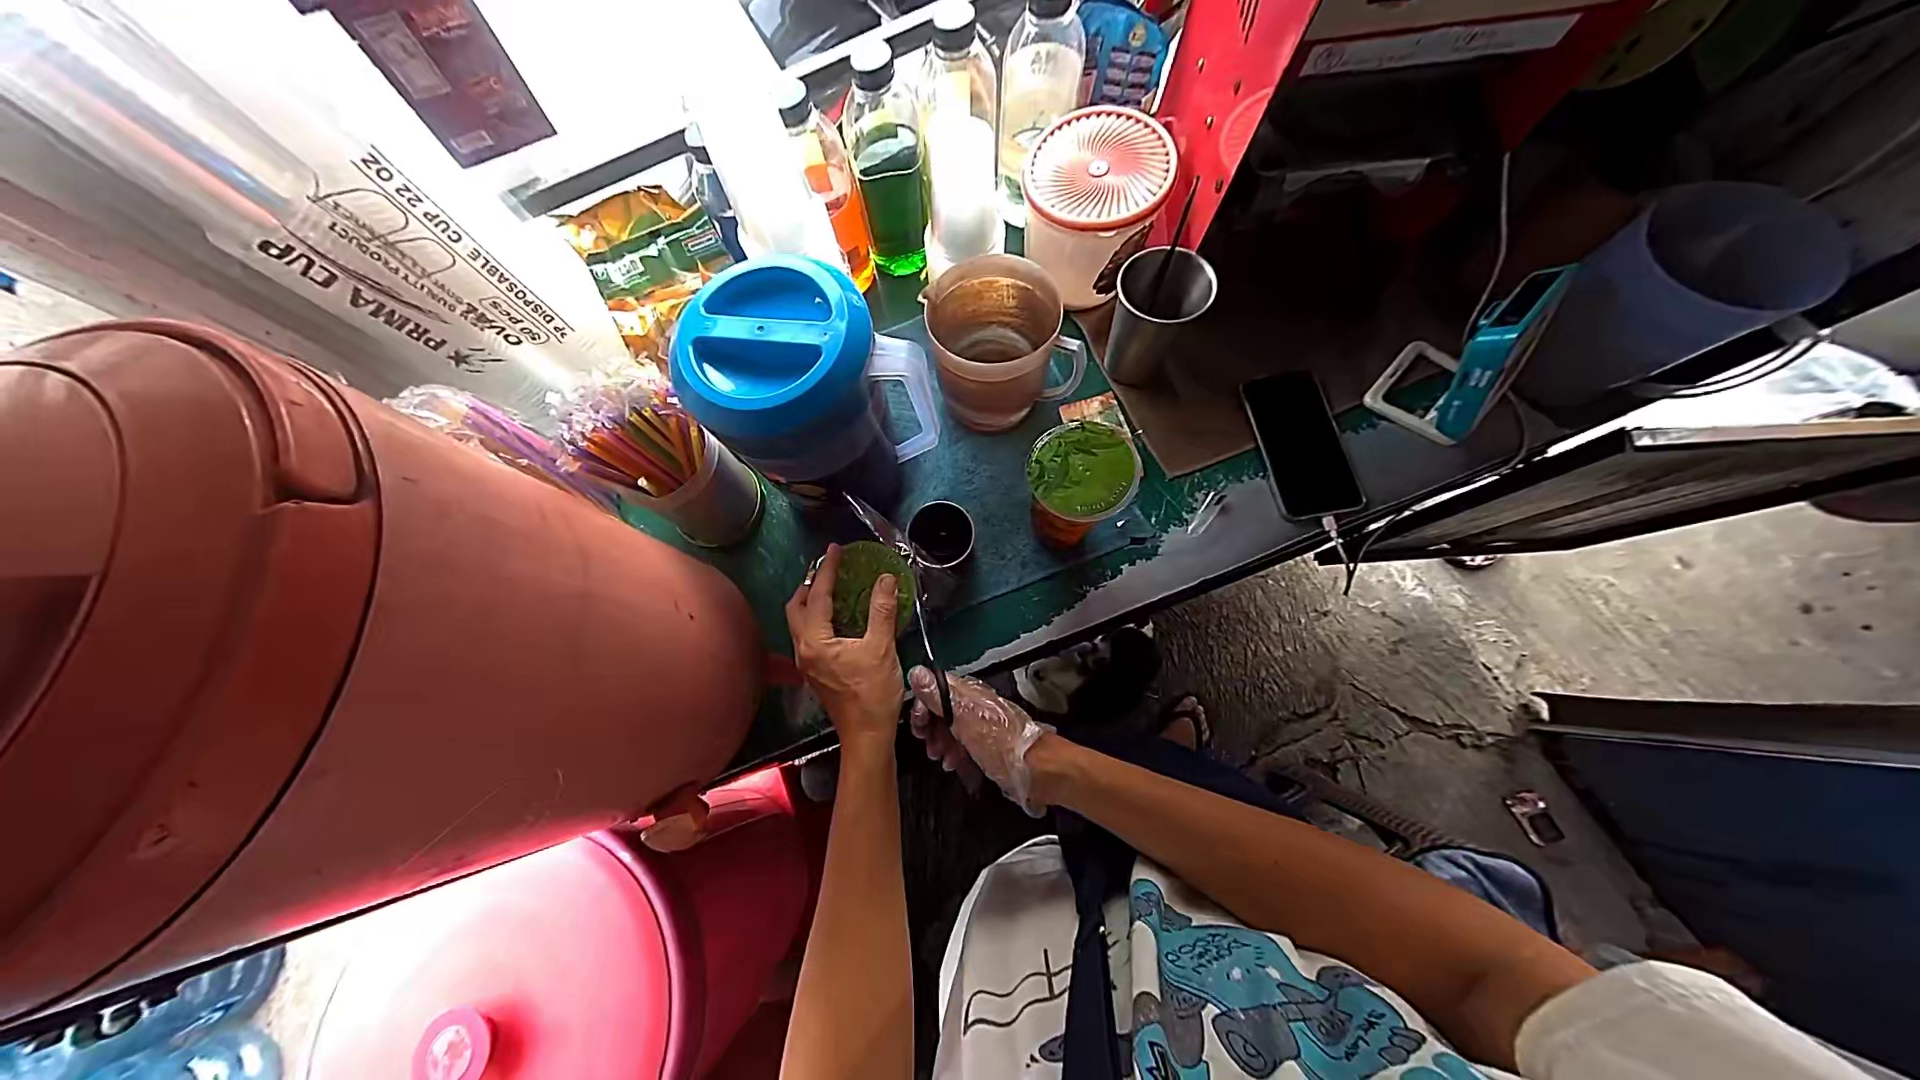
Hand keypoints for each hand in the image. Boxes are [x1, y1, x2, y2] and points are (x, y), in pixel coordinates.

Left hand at [786, 544, 902, 755]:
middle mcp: (804, 650)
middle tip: (830, 567)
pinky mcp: (816, 671)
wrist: (867, 735)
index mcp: (815, 641)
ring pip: (800, 622)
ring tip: (832, 586)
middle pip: (797, 607)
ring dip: (812, 600)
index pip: (817, 596)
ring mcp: (808, 662)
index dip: (827, 570)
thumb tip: (885, 578)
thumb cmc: (872, 693)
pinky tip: (838, 616)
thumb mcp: (881, 648)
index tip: (836, 550)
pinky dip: (819, 617)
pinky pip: (809, 634)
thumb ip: (881, 610)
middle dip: (810, 584)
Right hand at [907, 666, 1053, 814]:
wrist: (1035, 770)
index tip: (917, 724)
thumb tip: (917, 673)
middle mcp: (975, 705)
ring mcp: (981, 725)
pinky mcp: (986, 745)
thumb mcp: (964, 718)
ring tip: (940, 756)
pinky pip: (963, 744)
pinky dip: (954, 752)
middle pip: (942, 709)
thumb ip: (939, 696)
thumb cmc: (1002, 744)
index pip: (935, 689)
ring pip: (950, 728)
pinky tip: (953, 763)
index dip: (922, 706)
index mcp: (969, 693)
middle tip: (927, 743)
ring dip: (940, 742)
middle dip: (930, 726)